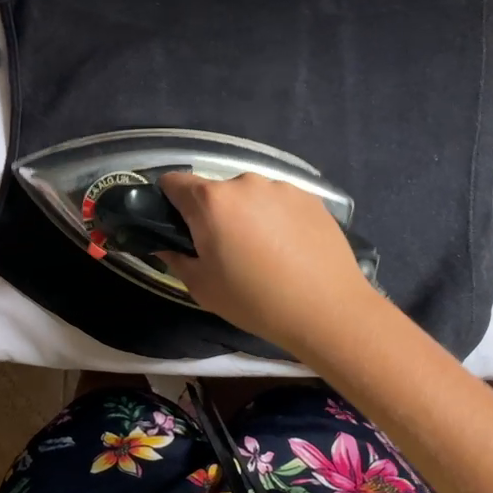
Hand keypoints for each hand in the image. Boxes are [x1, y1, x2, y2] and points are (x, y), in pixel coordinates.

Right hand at [158, 172, 374, 355]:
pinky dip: (278, 218)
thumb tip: (164, 245)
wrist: (328, 311)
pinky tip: (292, 249)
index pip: (174, 182)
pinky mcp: (310, 197)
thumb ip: (175, 258)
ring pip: (250, 196)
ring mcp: (280, 187)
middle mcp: (244, 183)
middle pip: (215, 191)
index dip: (170, 201)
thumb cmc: (255, 301)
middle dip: (214, 213)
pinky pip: (281, 202)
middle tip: (227, 249)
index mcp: (211, 201)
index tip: (179, 226)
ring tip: (266, 251)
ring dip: (248, 214)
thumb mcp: (202, 287)